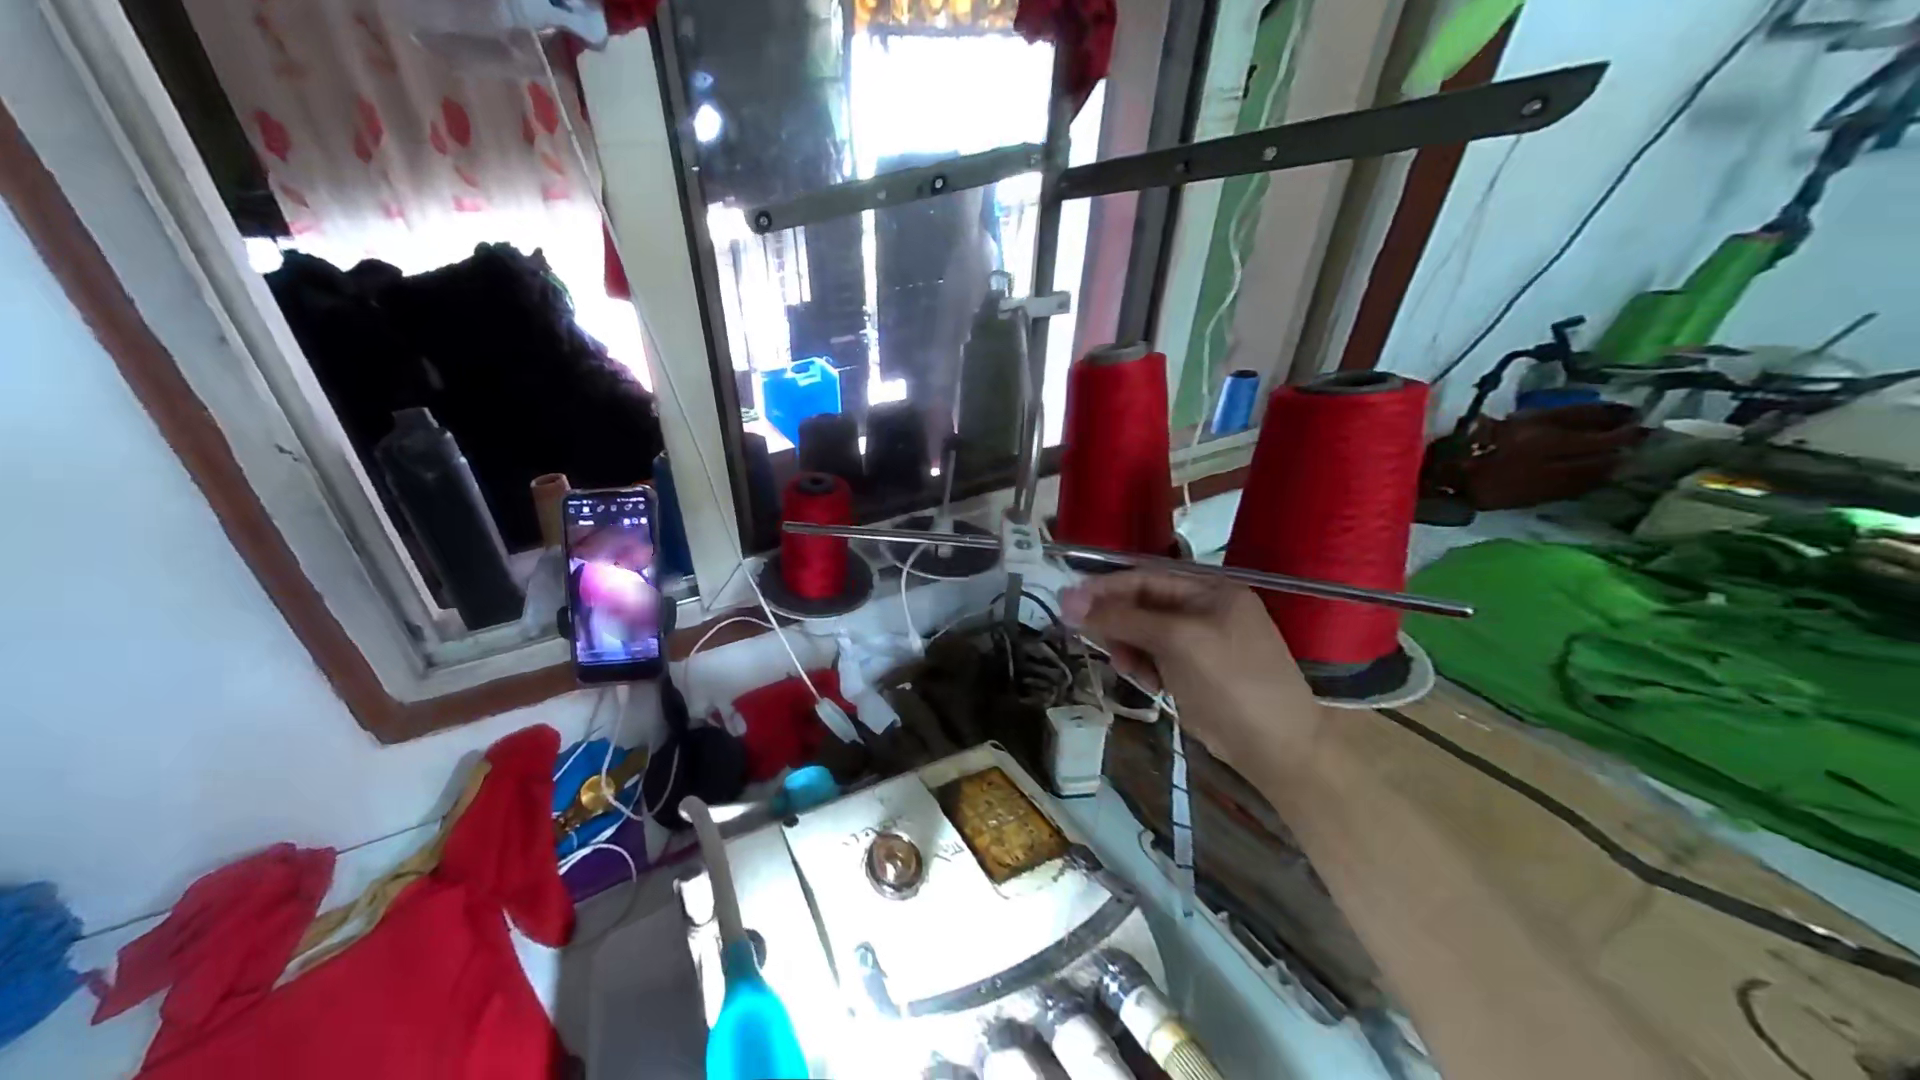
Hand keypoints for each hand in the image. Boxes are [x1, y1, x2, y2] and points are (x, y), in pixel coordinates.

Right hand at [1061, 571, 1321, 766]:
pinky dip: (1144, 667)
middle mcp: (1205, 610)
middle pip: (1143, 605)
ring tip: (1125, 668)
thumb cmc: (1230, 681)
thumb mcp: (1176, 641)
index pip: (1146, 578)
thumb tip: (1069, 600)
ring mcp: (1201, 643)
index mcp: (1211, 590)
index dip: (1105, 588)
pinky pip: (1156, 659)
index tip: (1067, 601)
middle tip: (1091, 639)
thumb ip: (1123, 618)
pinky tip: (1148, 684)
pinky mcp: (1195, 672)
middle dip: (1117, 622)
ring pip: (1145, 634)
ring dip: (1128, 647)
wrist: (1277, 746)